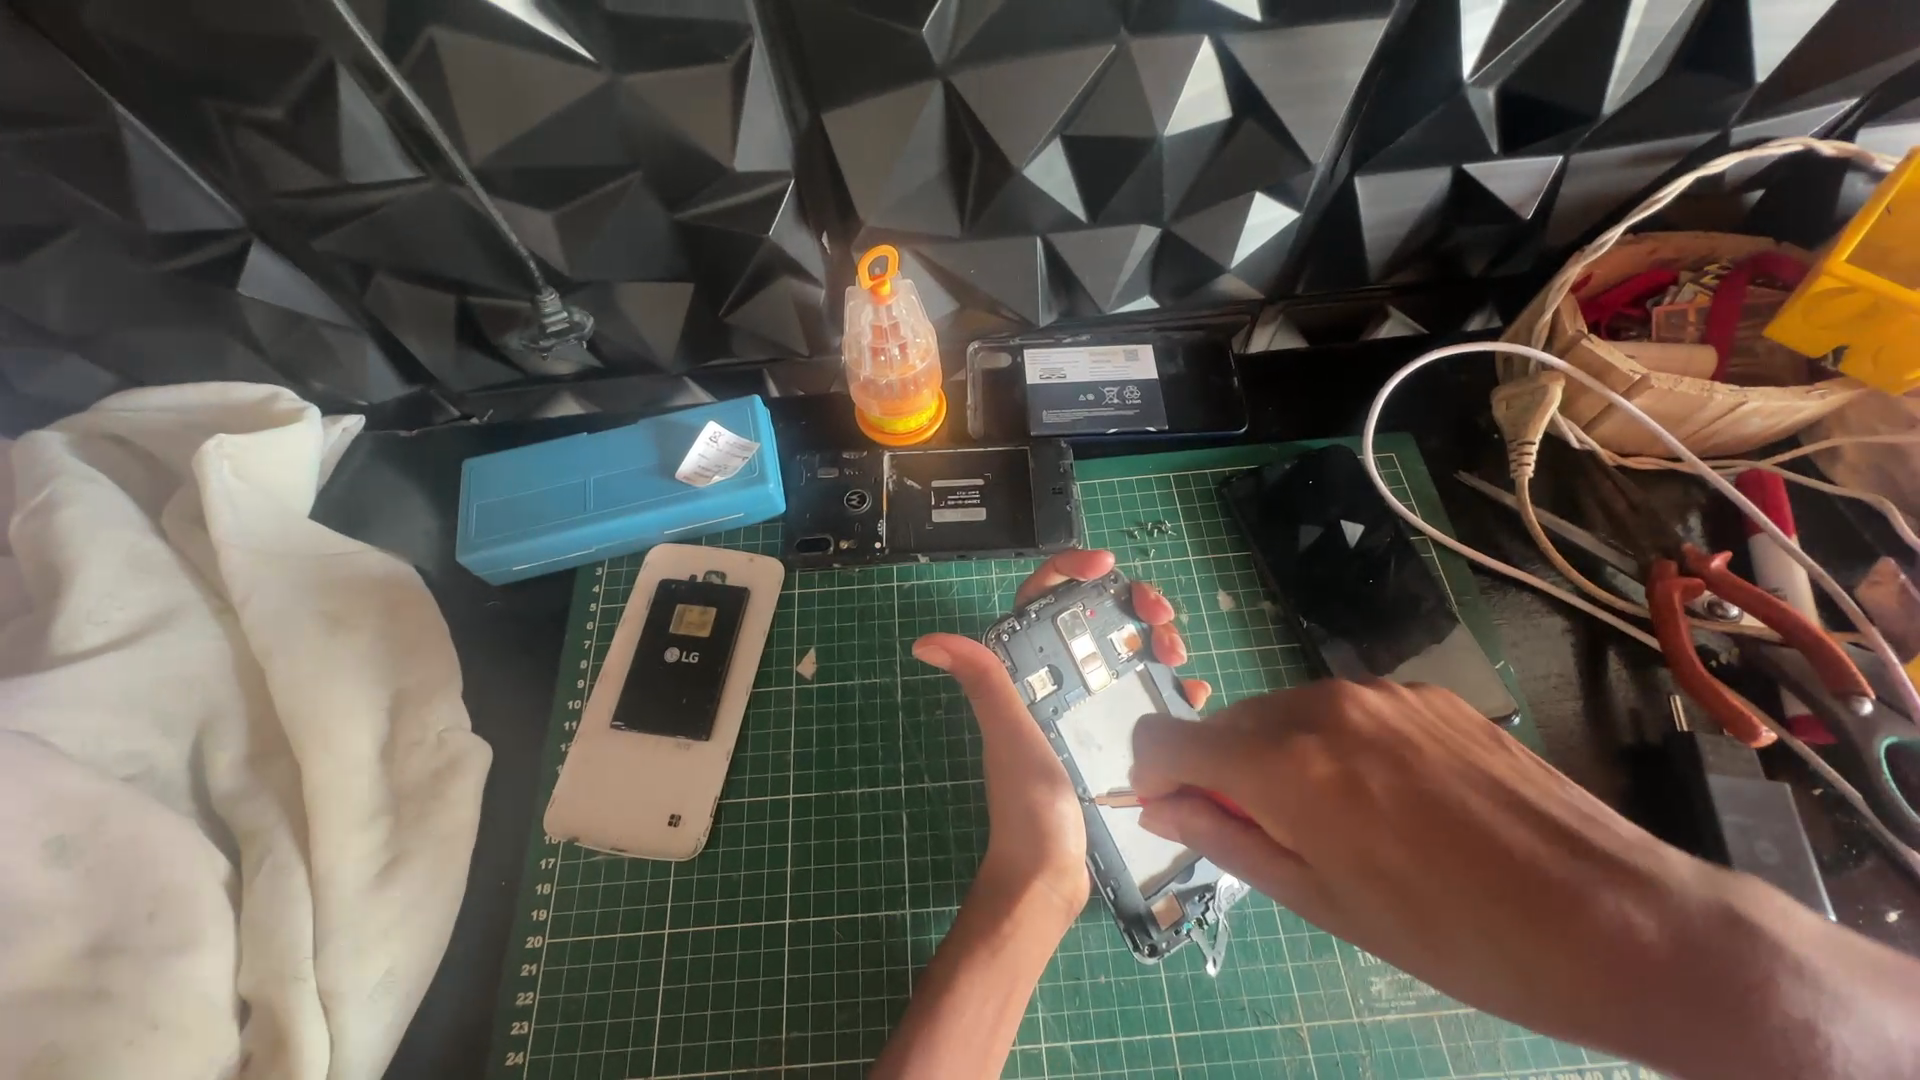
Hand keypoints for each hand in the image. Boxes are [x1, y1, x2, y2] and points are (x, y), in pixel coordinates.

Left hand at [912, 549, 1208, 920]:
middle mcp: (1053, 684)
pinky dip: (1167, 685)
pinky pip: (1144, 698)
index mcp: (1025, 674)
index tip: (1106, 566)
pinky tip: (1191, 690)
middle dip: (1129, 606)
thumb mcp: (1009, 735)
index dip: (1068, 573)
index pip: (1040, 604)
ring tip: (1178, 651)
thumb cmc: (1028, 804)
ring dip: (1153, 641)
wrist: (1050, 875)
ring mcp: (1086, 712)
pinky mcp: (1114, 739)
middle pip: (1092, 622)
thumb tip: (927, 641)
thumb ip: (983, 682)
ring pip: (1124, 655)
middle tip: (1161, 616)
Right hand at [1129, 679, 1716, 1049]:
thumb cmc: (1455, 938)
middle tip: (1264, 836)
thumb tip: (1159, 808)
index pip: (1167, 738)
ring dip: (1275, 756)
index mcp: (1285, 765)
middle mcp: (1320, 706)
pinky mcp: (1426, 695)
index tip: (1168, 810)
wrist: (1623, 921)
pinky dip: (1330, 744)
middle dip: (1216, 771)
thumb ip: (1224, 841)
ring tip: (1336, 822)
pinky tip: (1389, 798)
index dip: (1151, 772)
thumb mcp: (1321, 904)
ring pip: (1282, 712)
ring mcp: (1379, 693)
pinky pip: (1342, 709)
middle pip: (1224, 723)